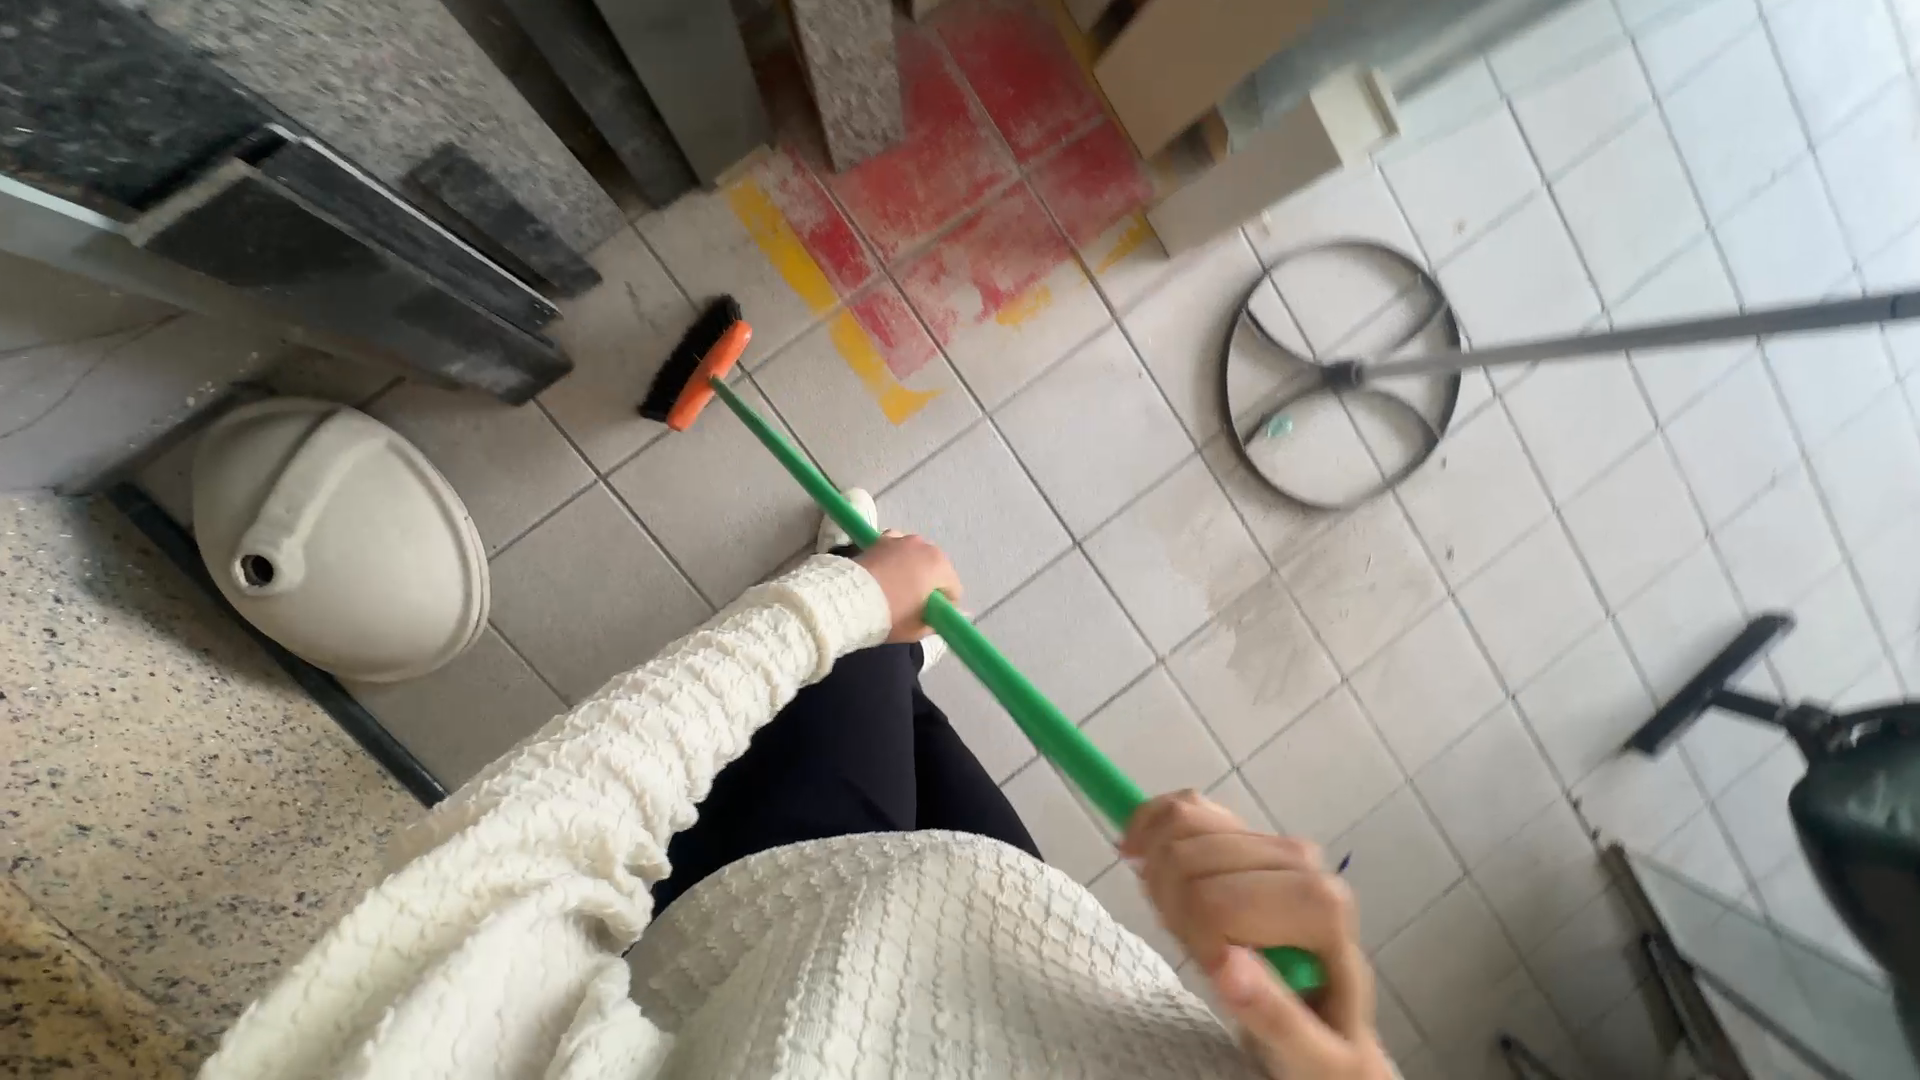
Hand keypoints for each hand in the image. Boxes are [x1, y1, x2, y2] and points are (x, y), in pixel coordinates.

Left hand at [853, 531, 961, 642]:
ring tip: (896, 588)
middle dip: (929, 584)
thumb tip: (946, 617)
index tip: (931, 617)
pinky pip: (896, 548)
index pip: (953, 590)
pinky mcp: (880, 539)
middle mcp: (924, 546)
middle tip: (913, 604)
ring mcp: (901, 539)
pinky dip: (894, 557)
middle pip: (936, 569)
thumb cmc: (889, 615)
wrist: (848, 600)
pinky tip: (885, 572)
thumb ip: (937, 622)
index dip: (945, 606)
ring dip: (912, 568)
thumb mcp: (916, 629)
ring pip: (916, 556)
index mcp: (939, 566)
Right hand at [1121, 792, 1391, 1079]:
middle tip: (1190, 944)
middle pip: (1188, 858)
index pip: (1214, 902)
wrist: (1327, 1010)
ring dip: (1156, 866)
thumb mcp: (1312, 1057)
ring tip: (1178, 911)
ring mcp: (1271, 838)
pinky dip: (1149, 823)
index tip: (1210, 973)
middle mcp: (1299, 859)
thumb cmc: (1325, 1043)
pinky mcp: (1247, 831)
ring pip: (1180, 821)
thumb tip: (1226, 966)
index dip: (1192, 937)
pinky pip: (1183, 806)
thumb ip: (1276, 1017)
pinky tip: (1141, 851)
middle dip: (1170, 904)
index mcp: (1318, 906)